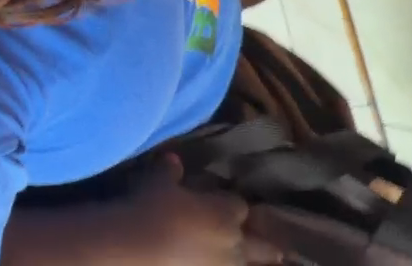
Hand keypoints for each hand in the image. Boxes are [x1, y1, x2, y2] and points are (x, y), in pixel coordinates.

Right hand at [108, 157, 281, 264]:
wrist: (145, 245)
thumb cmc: (152, 207)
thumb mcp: (156, 183)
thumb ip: (169, 170)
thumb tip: (174, 157)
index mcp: (223, 213)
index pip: (239, 204)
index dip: (229, 201)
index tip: (215, 198)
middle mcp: (237, 240)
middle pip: (266, 246)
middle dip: (260, 242)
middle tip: (245, 237)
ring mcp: (232, 263)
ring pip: (255, 265)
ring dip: (249, 259)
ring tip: (236, 255)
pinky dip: (227, 264)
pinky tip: (217, 260)